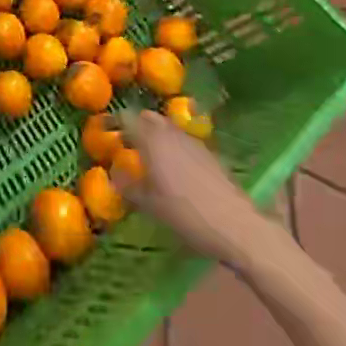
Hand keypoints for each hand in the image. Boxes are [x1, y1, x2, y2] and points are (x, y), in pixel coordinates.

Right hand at [114, 110, 285, 263]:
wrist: (237, 227)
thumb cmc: (186, 214)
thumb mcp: (150, 205)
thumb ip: (129, 186)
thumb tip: (114, 173)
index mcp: (153, 141)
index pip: (129, 119)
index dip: (116, 122)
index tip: (107, 130)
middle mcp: (172, 135)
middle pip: (151, 119)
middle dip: (138, 124)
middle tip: (128, 140)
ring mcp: (194, 143)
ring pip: (170, 129)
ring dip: (157, 134)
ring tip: (149, 154)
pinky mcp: (211, 155)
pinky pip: (185, 142)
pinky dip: (175, 147)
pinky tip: (175, 167)